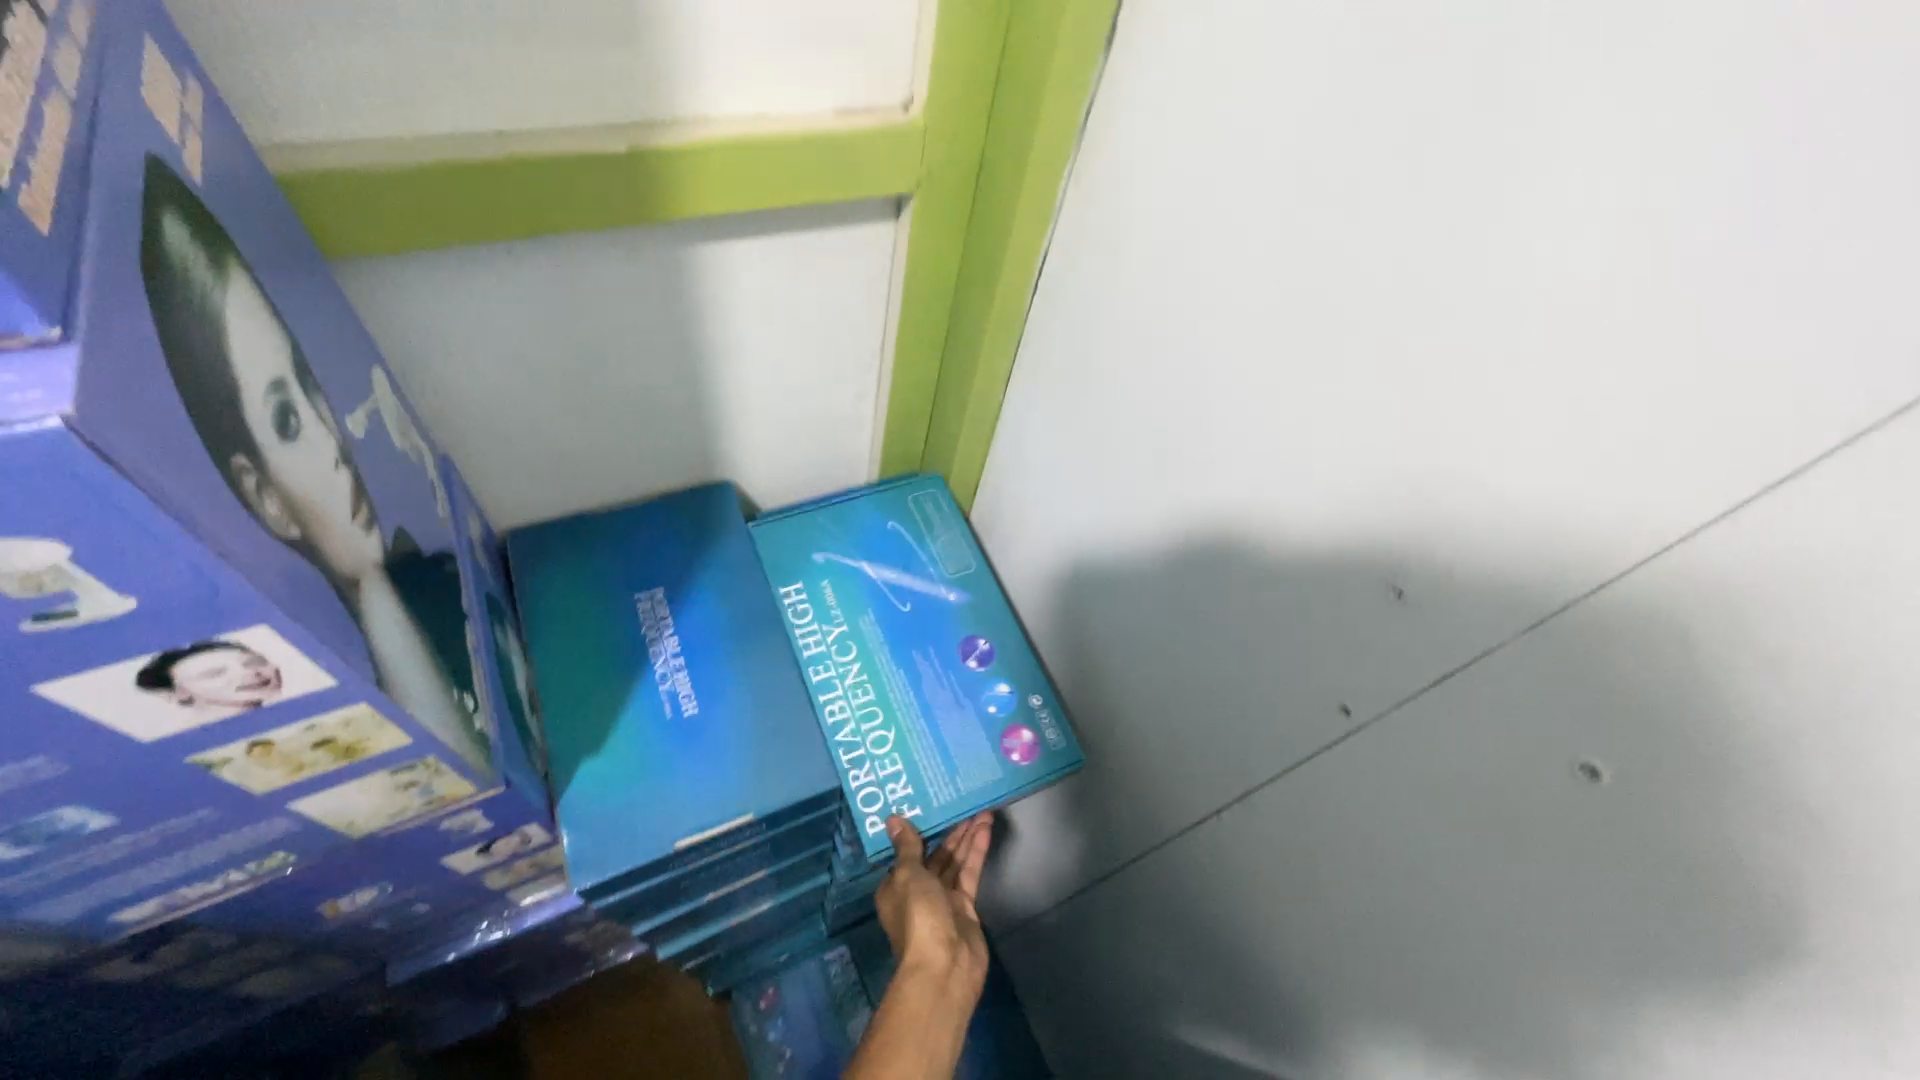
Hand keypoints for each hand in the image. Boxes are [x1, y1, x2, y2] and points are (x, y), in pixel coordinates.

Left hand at [876, 812, 993, 994]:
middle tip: (965, 803)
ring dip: (967, 838)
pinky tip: (985, 830)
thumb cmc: (918, 917)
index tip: (932, 807)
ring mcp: (943, 901)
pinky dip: (976, 852)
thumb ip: (907, 847)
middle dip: (950, 832)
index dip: (920, 831)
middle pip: (935, 856)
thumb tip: (892, 819)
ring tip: (983, 811)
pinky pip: (970, 873)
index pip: (907, 853)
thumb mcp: (907, 876)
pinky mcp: (966, 908)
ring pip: (955, 862)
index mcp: (895, 887)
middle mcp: (917, 892)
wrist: (945, 967)